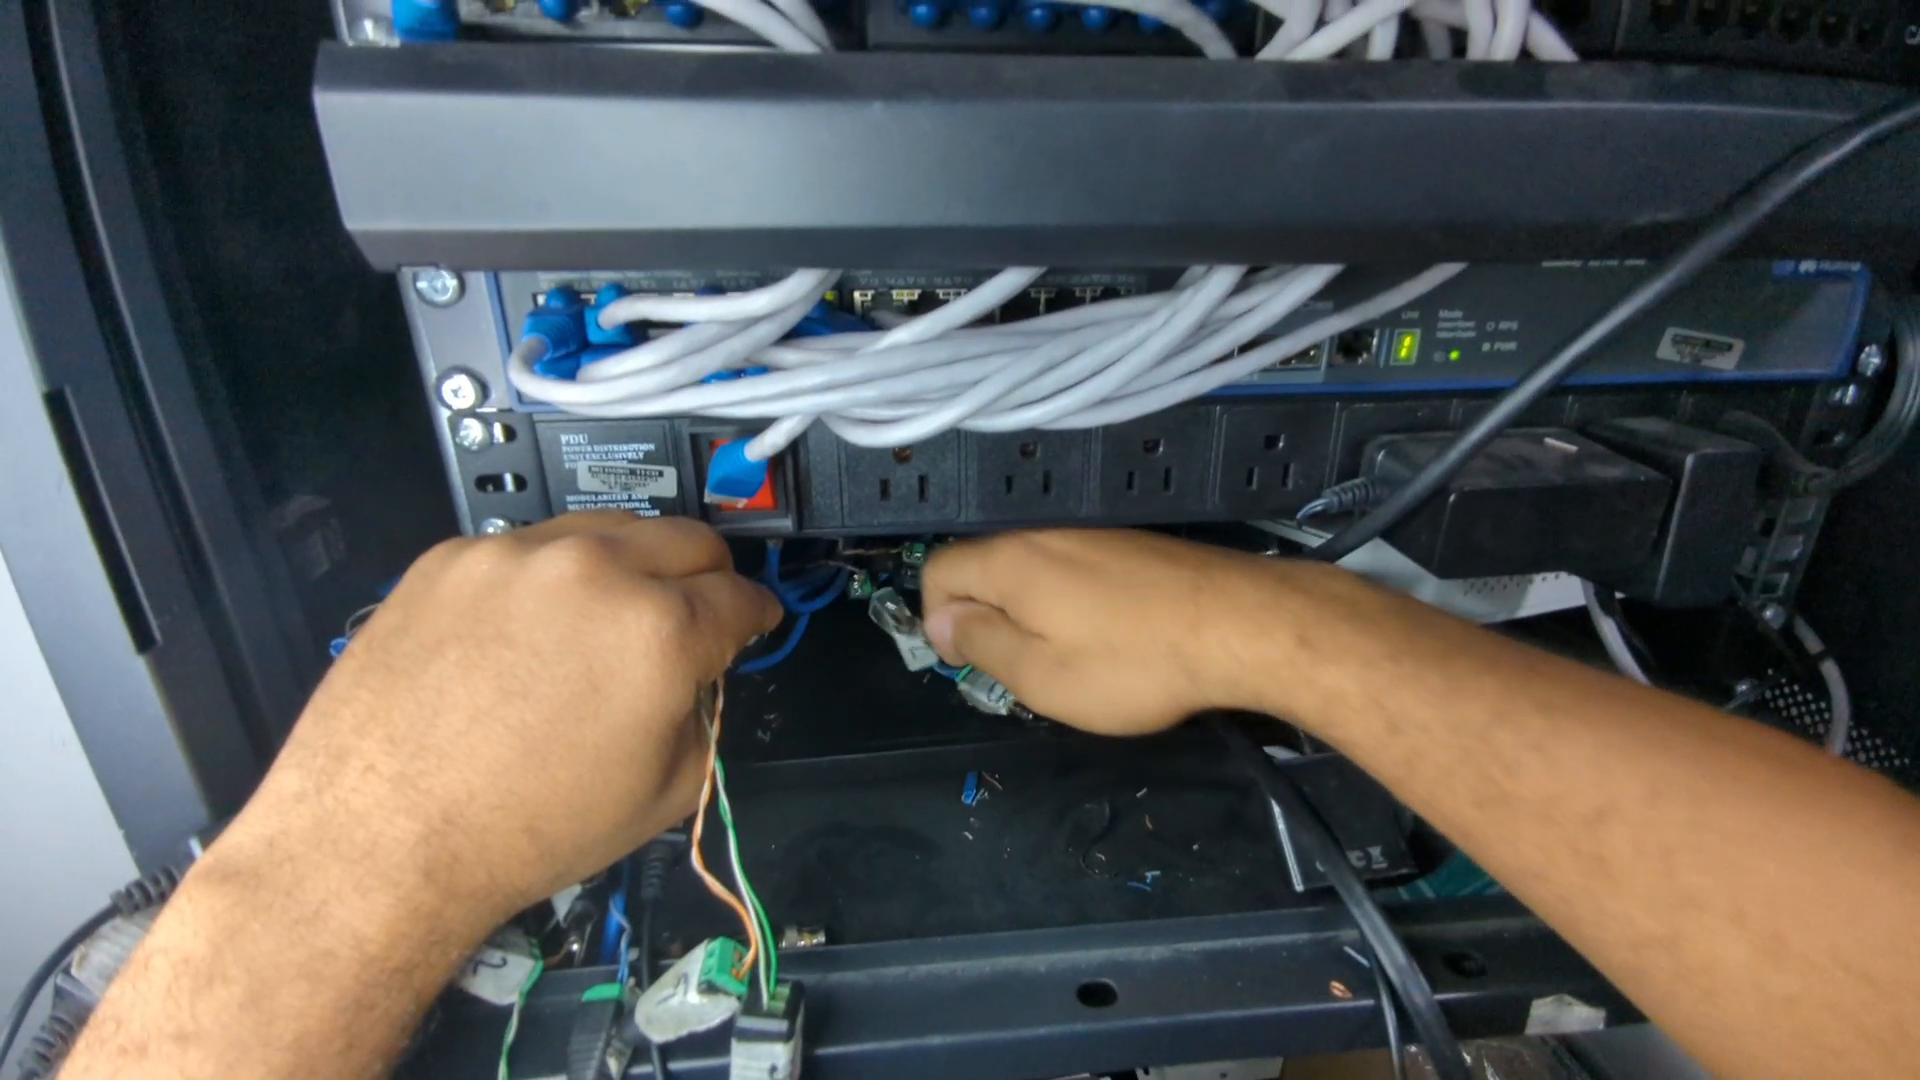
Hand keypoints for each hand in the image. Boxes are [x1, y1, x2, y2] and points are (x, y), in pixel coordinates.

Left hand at [217, 513, 780, 932]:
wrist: (376, 847)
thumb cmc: (534, 829)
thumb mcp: (670, 787)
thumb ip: (707, 710)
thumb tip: (701, 670)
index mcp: (662, 632)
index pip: (742, 596)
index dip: (757, 614)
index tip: (751, 622)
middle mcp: (598, 573)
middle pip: (694, 539)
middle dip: (710, 576)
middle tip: (693, 613)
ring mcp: (520, 555)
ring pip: (616, 528)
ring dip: (635, 565)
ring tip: (609, 616)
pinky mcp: (455, 557)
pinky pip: (534, 547)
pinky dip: (554, 579)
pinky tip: (528, 631)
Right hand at [922, 529, 1324, 734]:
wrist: (1242, 625)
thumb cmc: (1131, 662)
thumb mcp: (1041, 674)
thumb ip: (981, 643)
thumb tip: (941, 620)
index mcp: (1009, 560)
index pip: (936, 570)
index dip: (937, 620)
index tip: (971, 660)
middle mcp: (1042, 533)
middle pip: (982, 567)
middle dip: (985, 616)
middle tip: (1024, 667)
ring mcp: (1089, 533)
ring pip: (1029, 570)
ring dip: (1029, 611)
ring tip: (1071, 656)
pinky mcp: (1126, 543)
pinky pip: (1070, 567)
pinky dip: (1069, 600)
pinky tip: (1109, 634)